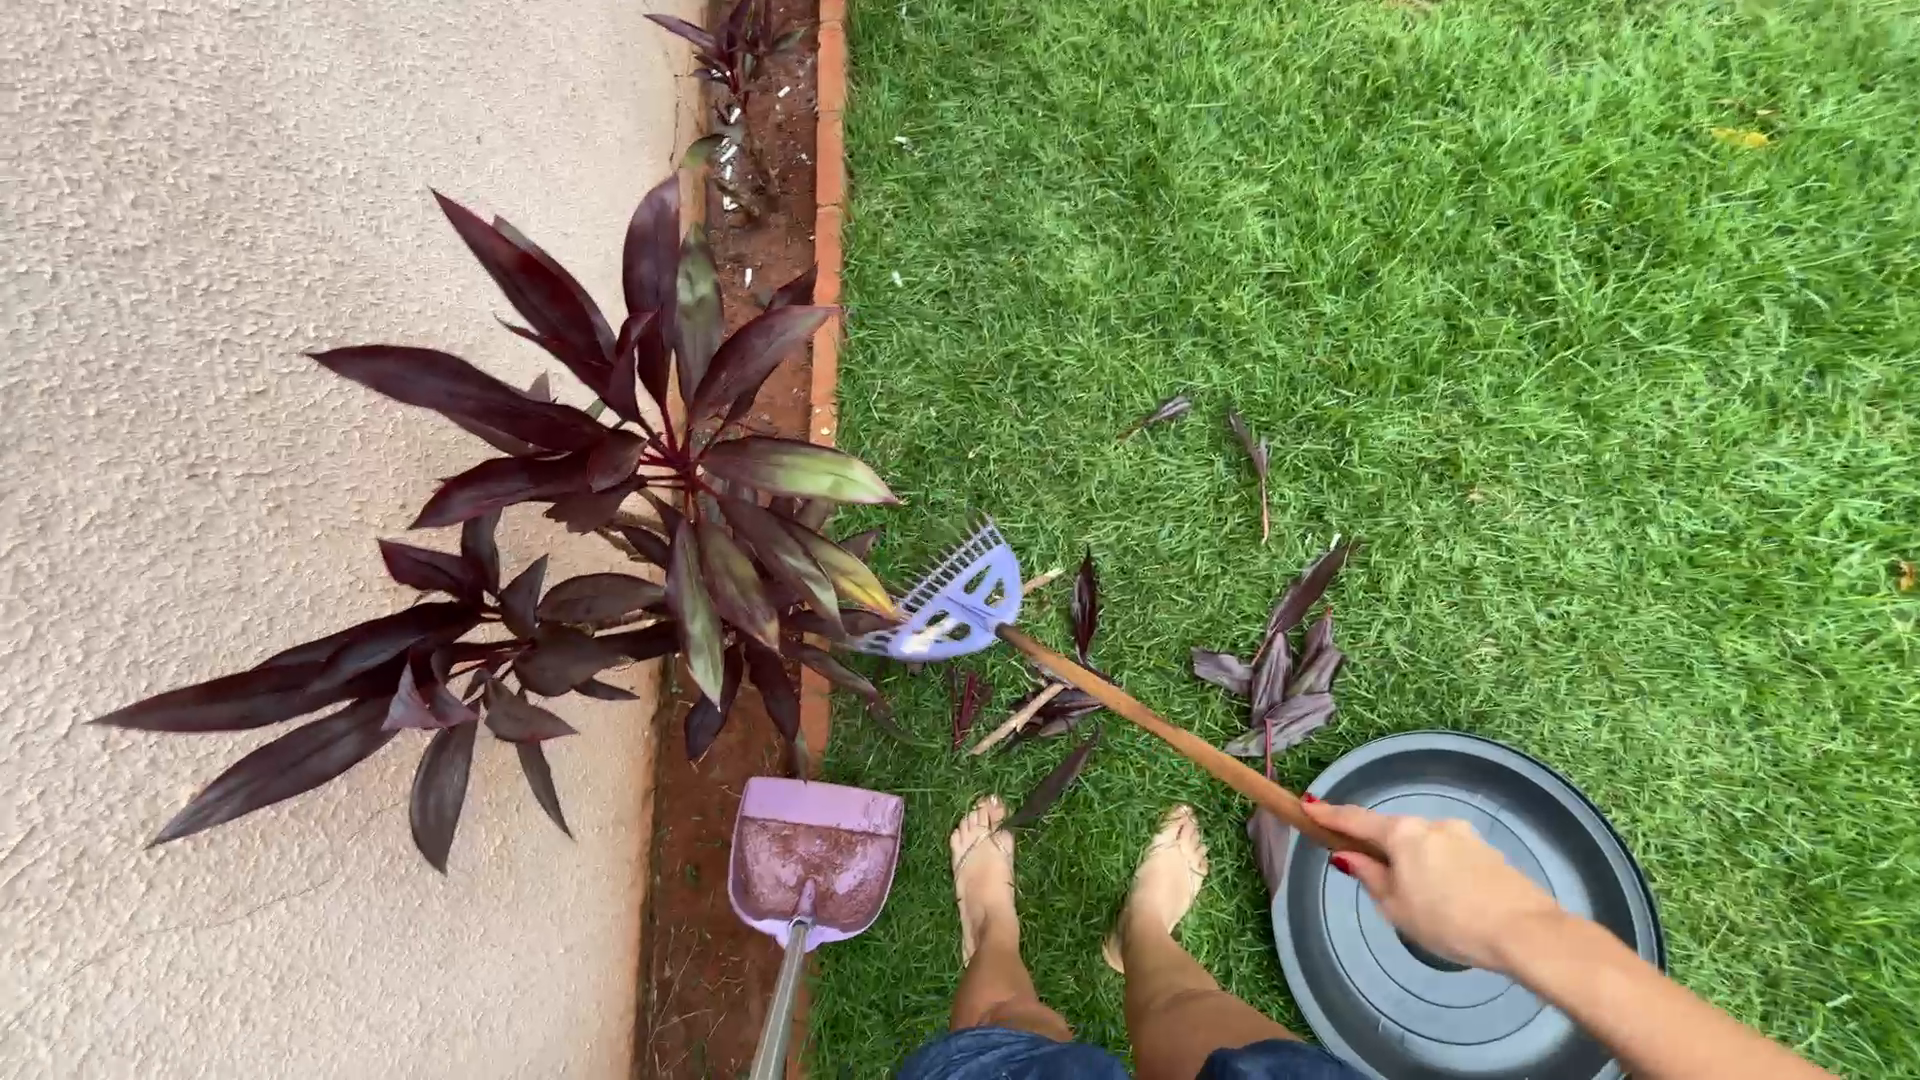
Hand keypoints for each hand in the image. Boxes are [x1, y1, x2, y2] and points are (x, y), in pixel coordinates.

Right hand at [1300, 797, 1564, 972]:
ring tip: (1423, 903)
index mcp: (1401, 833)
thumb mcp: (1396, 907)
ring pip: (1423, 845)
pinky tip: (1451, 902)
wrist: (1529, 934)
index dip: (1328, 815)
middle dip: (1381, 849)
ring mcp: (1463, 836)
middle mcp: (1430, 824)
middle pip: (1392, 832)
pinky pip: (1450, 856)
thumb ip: (1368, 876)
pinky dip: (1440, 872)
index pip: (1355, 820)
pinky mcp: (1488, 853)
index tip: (1308, 805)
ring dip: (1414, 863)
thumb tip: (1348, 855)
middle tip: (1378, 879)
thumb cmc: (1450, 922)